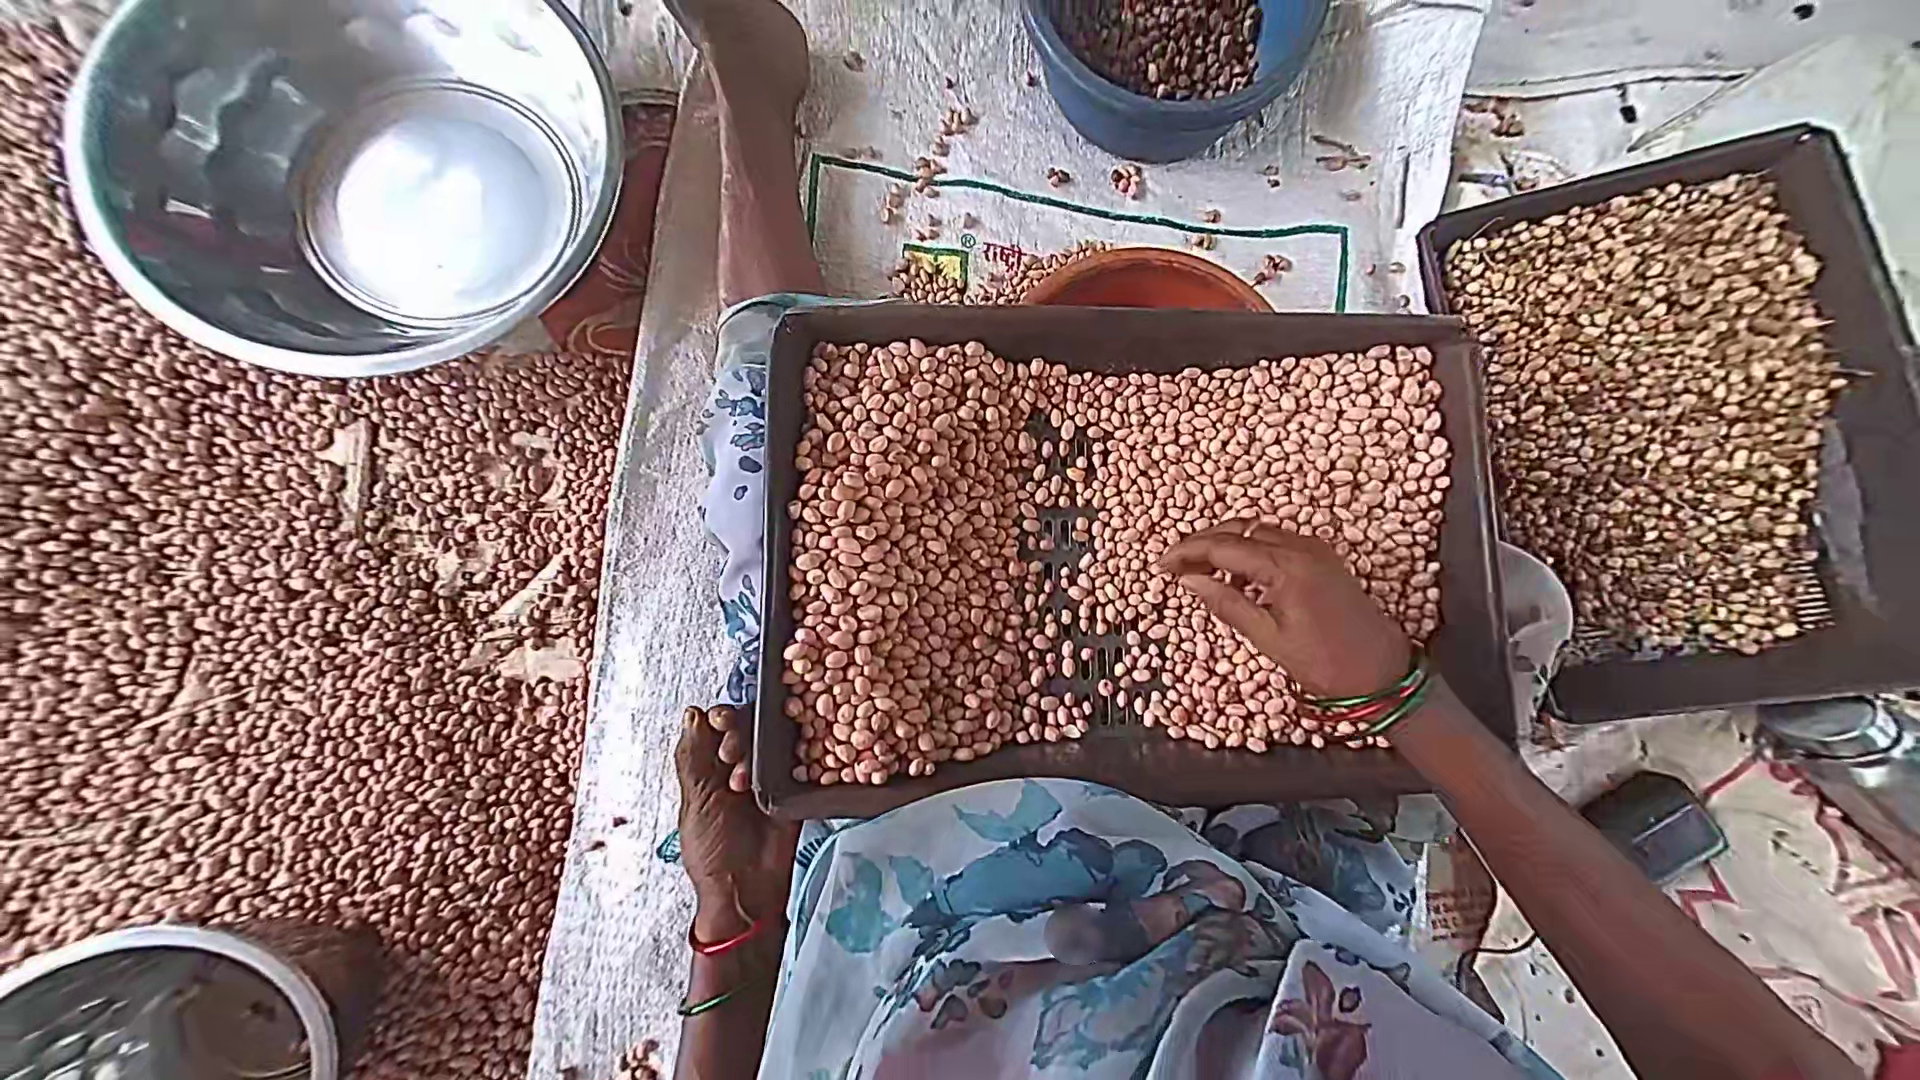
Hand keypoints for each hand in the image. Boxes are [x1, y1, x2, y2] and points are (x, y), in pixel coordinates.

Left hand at [675, 705, 798, 937]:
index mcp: (712, 764)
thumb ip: (693, 757)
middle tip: (730, 758)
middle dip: (739, 734)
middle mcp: (743, 762)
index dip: (722, 717)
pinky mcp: (796, 782)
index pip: (720, 722)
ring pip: (774, 737)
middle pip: (749, 723)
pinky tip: (784, 766)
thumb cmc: (713, 853)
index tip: (720, 724)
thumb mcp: (696, 803)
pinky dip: (795, 755)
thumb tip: (692, 712)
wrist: (746, 890)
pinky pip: (801, 756)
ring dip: (759, 751)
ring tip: (744, 783)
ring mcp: (771, 771)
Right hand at [1157, 521, 1411, 698]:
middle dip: (1201, 542)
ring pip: (1255, 531)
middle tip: (1175, 564)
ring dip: (1224, 543)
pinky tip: (1234, 574)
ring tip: (1199, 570)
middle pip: (1238, 529)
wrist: (1384, 674)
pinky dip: (1247, 549)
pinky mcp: (1322, 558)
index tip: (1162, 565)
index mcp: (1286, 568)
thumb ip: (1226, 603)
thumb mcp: (1267, 638)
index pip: (1223, 546)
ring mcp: (1314, 550)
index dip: (1187, 552)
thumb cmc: (1326, 663)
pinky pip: (1274, 541)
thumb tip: (1189, 580)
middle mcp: (1301, 549)